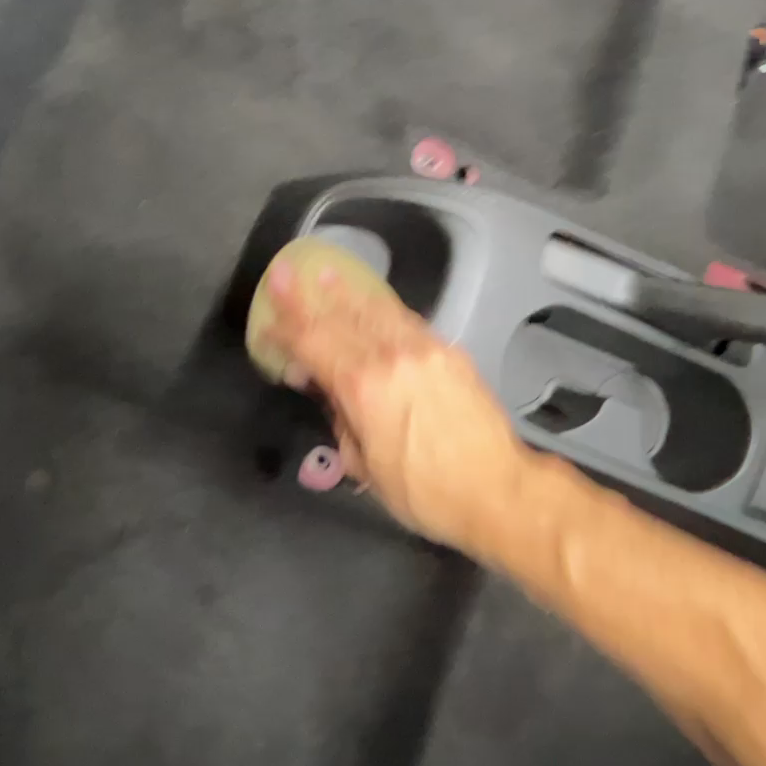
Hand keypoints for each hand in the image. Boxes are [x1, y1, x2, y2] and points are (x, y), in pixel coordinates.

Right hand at [262, 258, 530, 549]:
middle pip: (341, 318)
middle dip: (308, 297)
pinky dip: (384, 310)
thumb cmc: (426, 492)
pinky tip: (375, 306)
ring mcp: (425, 349)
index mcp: (364, 386)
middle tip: (285, 273)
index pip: (313, 345)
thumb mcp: (367, 466)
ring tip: (329, 274)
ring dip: (348, 292)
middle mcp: (392, 356)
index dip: (285, 330)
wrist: (497, 490)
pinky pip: (408, 321)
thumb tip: (332, 397)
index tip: (268, 320)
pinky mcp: (450, 353)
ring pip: (377, 311)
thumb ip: (343, 422)